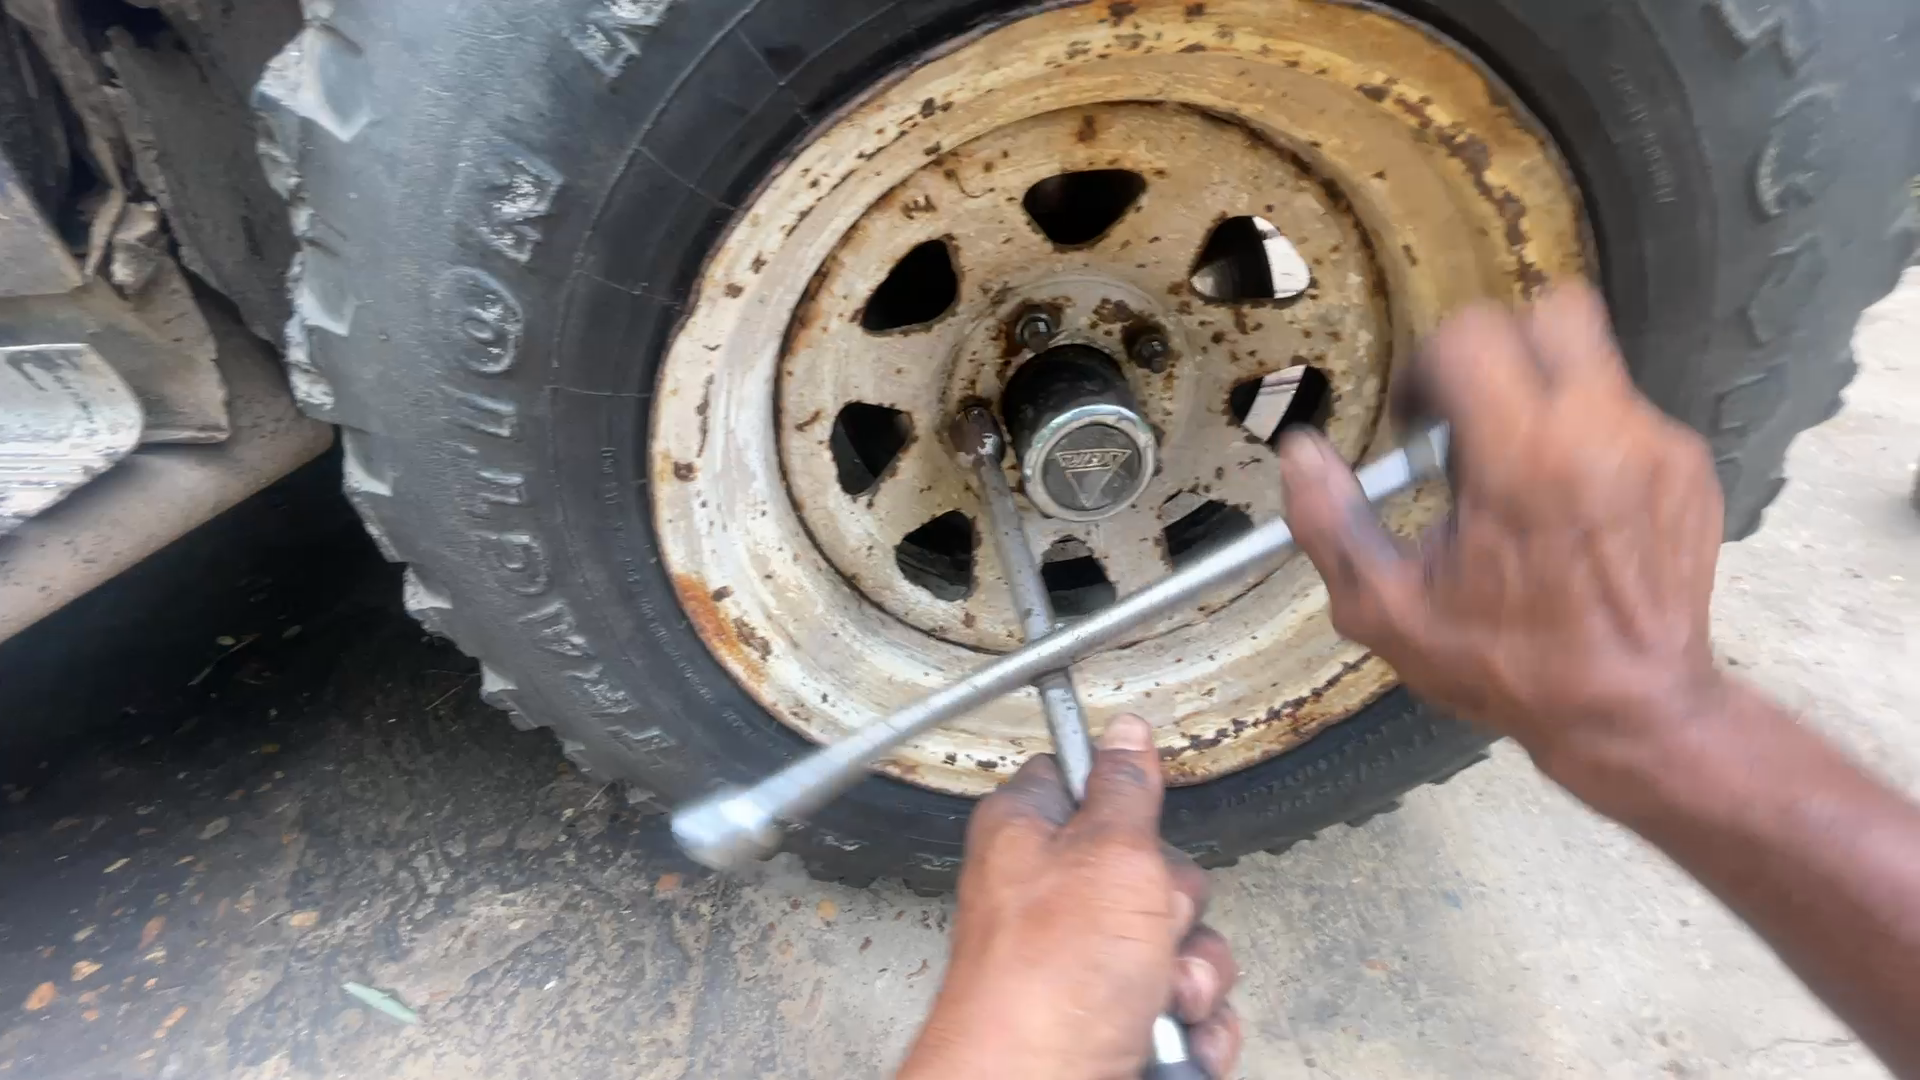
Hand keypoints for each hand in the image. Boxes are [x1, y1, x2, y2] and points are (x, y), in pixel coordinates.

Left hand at [899, 715, 1240, 1079]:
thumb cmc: (1051, 974)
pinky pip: (1180, 996)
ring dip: (1191, 969)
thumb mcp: (1107, 853)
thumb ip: (1126, 788)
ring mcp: (1082, 951)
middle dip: (1171, 901)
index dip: (1122, 795)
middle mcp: (1050, 884)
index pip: (1081, 778)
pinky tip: (1174, 1034)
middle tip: (1148, 922)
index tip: (1142, 823)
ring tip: (1161, 994)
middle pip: (1147, 860)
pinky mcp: (1112, 1009)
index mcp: (1030, 829)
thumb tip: (1127, 730)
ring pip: (1174, 934)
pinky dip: (1191, 1020)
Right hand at [1277, 284, 1729, 784]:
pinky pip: (1616, 407)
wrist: (1632, 712)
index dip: (1422, 366)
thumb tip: (1298, 450)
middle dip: (1486, 351)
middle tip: (1456, 417)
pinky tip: (1551, 501)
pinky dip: (1570, 428)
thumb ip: (1327, 520)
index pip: (1472, 337)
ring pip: (1587, 357)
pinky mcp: (1688, 466)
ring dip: (1527, 390)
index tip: (1412, 426)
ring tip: (1501, 469)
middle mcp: (1602, 432)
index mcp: (1521, 461)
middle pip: (1548, 313)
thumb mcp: (1380, 606)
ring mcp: (1658, 445)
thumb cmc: (1495, 661)